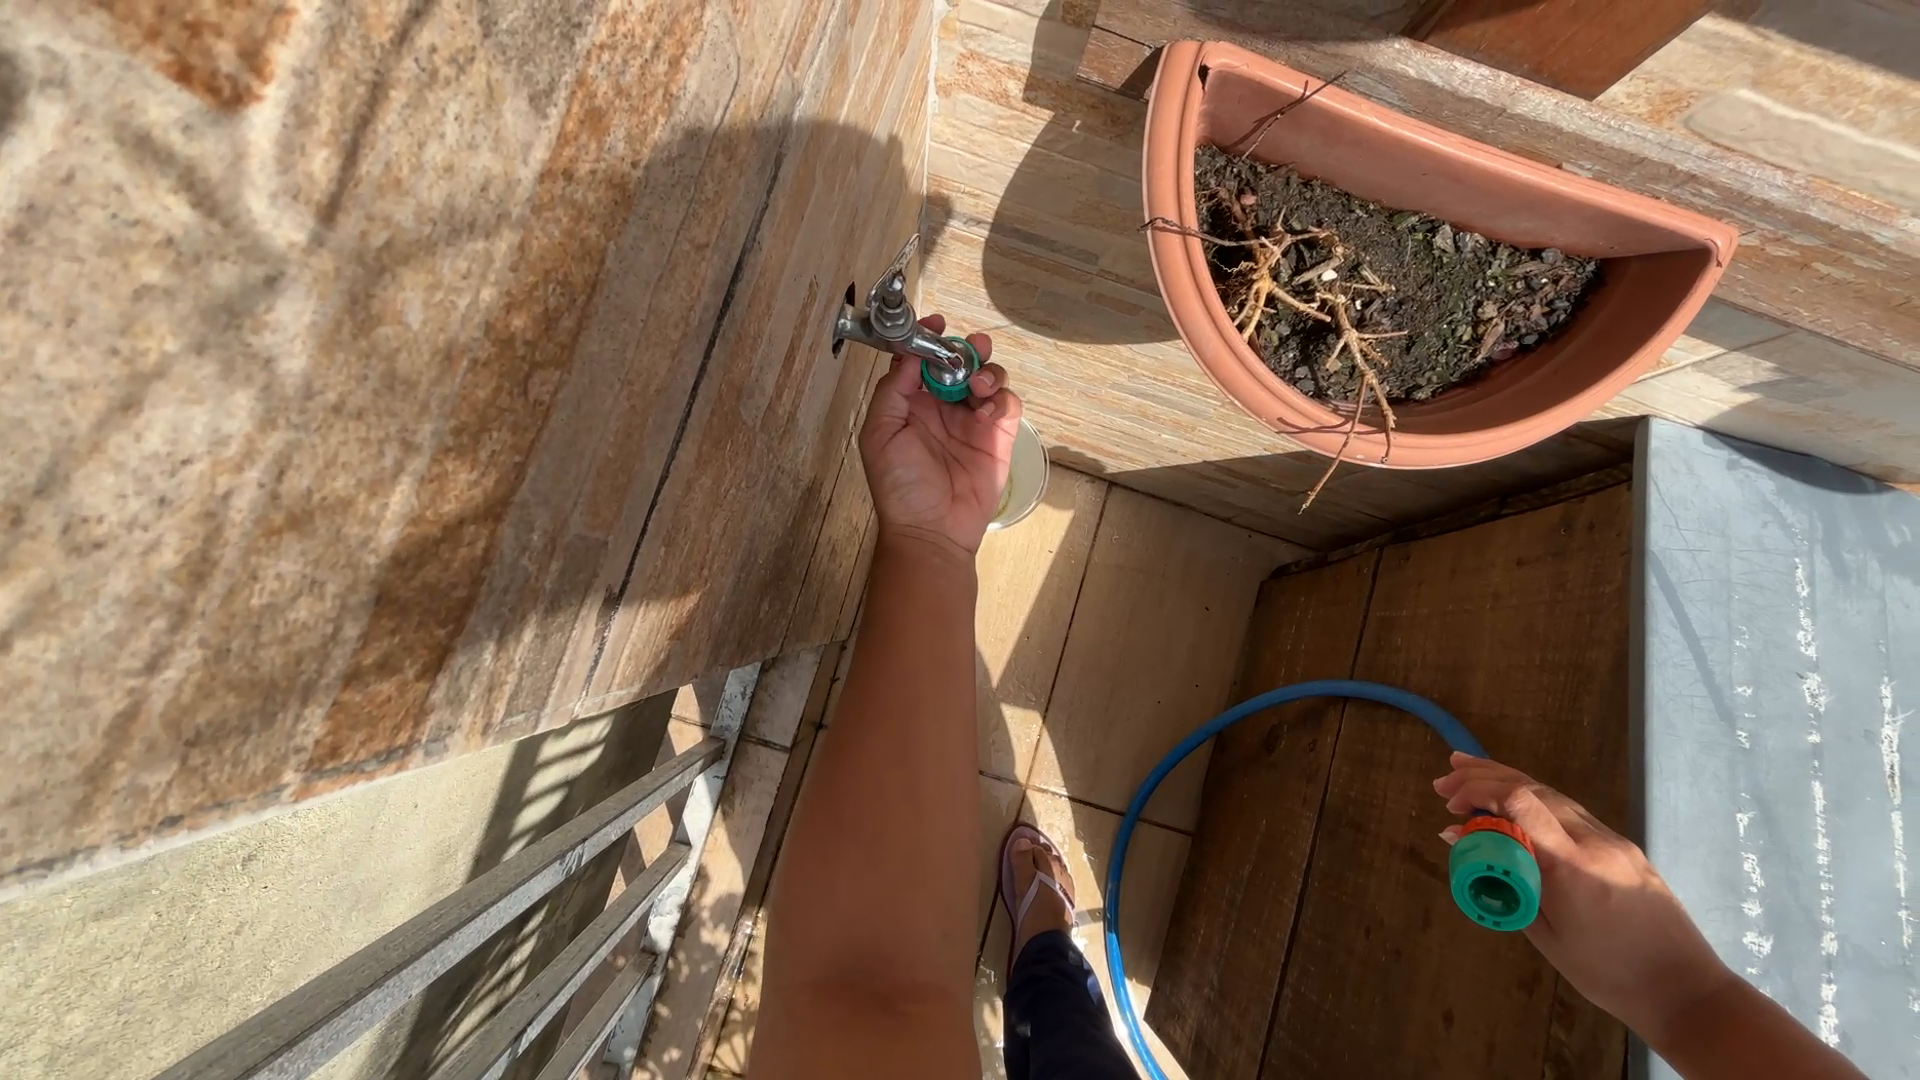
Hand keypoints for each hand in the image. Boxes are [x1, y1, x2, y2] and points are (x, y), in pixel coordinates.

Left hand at [858, 314, 1022, 556]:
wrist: (931, 531)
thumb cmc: (900, 487)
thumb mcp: (880, 434)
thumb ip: (894, 390)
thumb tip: (912, 354)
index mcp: (912, 404)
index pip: (923, 361)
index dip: (930, 339)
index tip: (937, 324)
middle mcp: (943, 408)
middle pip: (960, 363)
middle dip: (966, 349)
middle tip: (970, 348)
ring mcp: (972, 422)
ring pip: (987, 378)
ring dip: (986, 370)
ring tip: (978, 384)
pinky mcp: (997, 438)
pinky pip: (1007, 405)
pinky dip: (1003, 397)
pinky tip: (988, 407)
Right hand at [1433, 753, 1734, 1043]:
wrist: (1688, 993)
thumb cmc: (1606, 973)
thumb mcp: (1542, 929)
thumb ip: (1500, 877)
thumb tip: (1456, 836)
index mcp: (1573, 866)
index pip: (1522, 802)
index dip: (1479, 790)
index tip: (1449, 803)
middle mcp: (1595, 842)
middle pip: (1532, 788)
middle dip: (1481, 777)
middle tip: (1442, 785)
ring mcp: (1613, 840)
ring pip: (1550, 793)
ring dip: (1503, 780)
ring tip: (1463, 772)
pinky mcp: (1622, 846)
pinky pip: (1567, 809)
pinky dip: (1530, 796)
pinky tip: (1510, 797)